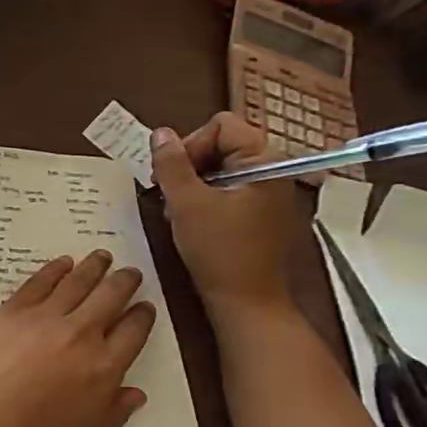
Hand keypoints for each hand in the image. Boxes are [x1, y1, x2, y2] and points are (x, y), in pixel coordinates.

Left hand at [0, 252, 156, 426]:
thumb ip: (113, 412)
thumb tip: (136, 393)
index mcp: (104, 368)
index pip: (133, 332)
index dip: (142, 316)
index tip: (144, 306)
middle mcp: (80, 335)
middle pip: (110, 297)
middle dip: (124, 282)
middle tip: (130, 273)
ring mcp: (44, 318)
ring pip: (77, 282)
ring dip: (94, 267)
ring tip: (102, 257)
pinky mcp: (11, 310)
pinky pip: (39, 282)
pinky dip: (54, 269)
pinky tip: (62, 263)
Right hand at [153, 112, 295, 313]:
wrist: (244, 300)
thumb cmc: (218, 250)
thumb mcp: (186, 204)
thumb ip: (171, 164)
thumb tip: (160, 133)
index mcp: (261, 161)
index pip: (220, 125)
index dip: (191, 144)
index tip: (171, 174)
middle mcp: (267, 169)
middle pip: (219, 143)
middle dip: (188, 164)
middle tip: (167, 191)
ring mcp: (262, 191)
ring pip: (217, 167)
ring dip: (190, 183)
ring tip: (176, 209)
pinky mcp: (254, 211)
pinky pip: (223, 188)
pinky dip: (201, 198)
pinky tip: (188, 220)